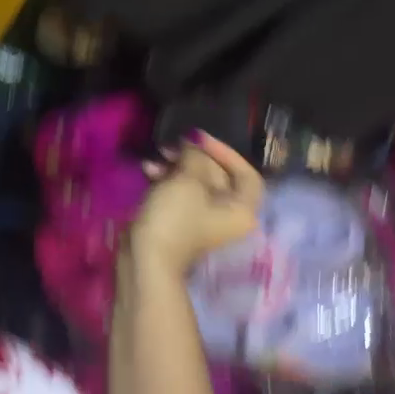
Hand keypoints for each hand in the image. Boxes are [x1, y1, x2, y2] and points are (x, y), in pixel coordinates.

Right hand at [128, 134, 264, 277]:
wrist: (147, 256)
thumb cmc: (175, 218)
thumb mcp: (188, 181)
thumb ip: (195, 156)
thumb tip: (194, 144)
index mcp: (241, 210)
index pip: (247, 174)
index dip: (225, 152)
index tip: (199, 138)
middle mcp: (228, 215)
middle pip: (219, 176)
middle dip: (194, 156)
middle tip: (172, 145)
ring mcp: (204, 218)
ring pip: (196, 181)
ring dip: (177, 165)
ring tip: (157, 156)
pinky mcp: (182, 219)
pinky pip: (181, 191)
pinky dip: (167, 177)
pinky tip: (148, 169)